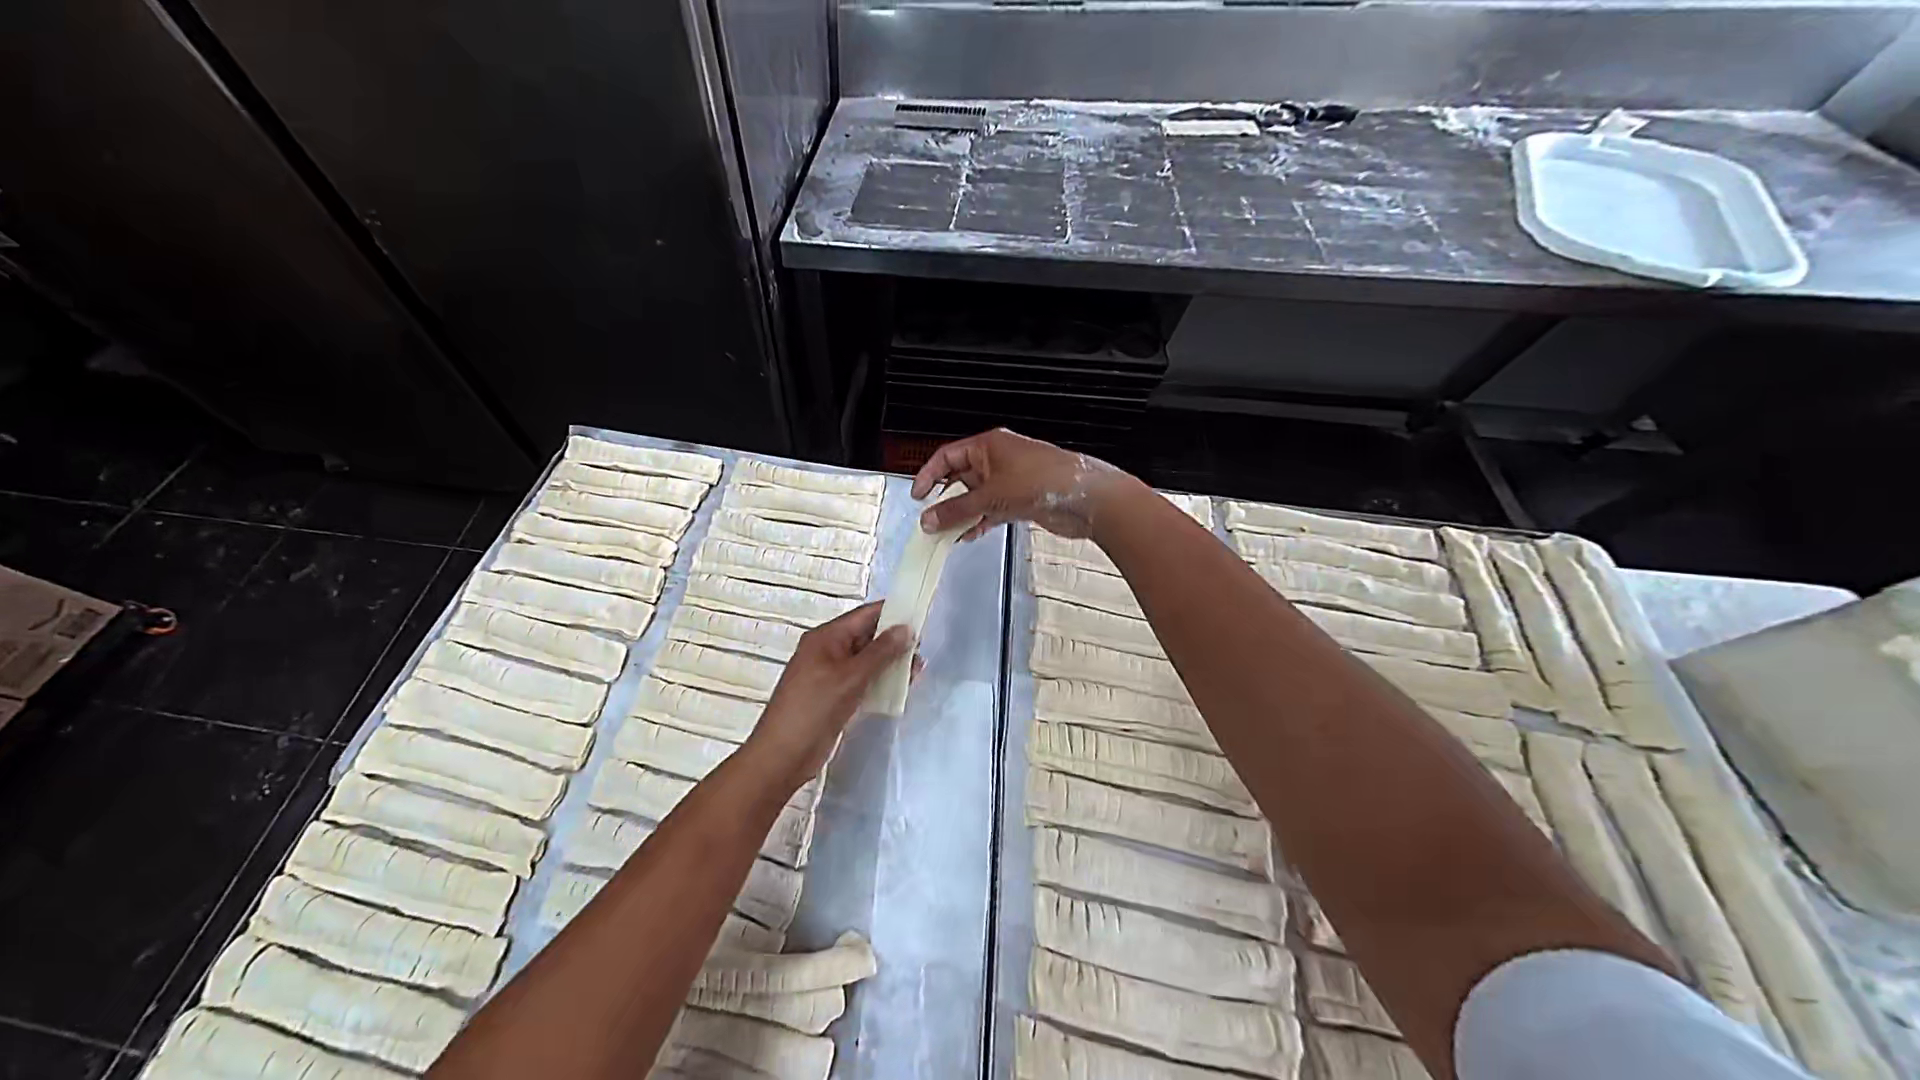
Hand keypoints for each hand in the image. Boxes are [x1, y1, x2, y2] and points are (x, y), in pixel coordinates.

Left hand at [741, 602, 913, 790]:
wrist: (783, 755)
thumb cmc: (814, 708)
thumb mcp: (851, 676)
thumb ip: (881, 652)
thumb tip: (905, 628)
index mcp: (826, 637)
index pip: (865, 615)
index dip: (892, 613)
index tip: (920, 615)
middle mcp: (828, 651)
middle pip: (867, 636)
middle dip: (894, 641)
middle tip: (922, 648)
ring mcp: (830, 675)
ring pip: (867, 661)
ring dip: (890, 664)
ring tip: (917, 669)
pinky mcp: (835, 696)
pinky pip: (863, 681)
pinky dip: (880, 681)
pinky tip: (901, 688)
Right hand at [910, 428, 1142, 540]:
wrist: (1084, 499)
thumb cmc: (1046, 480)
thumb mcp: (991, 496)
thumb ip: (956, 510)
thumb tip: (931, 518)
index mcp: (989, 446)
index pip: (948, 456)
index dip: (929, 474)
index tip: (918, 494)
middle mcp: (999, 460)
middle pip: (961, 478)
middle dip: (945, 499)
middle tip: (931, 518)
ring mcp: (1010, 480)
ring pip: (976, 497)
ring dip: (962, 514)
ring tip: (946, 531)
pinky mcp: (1020, 500)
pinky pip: (991, 510)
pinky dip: (979, 521)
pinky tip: (970, 534)